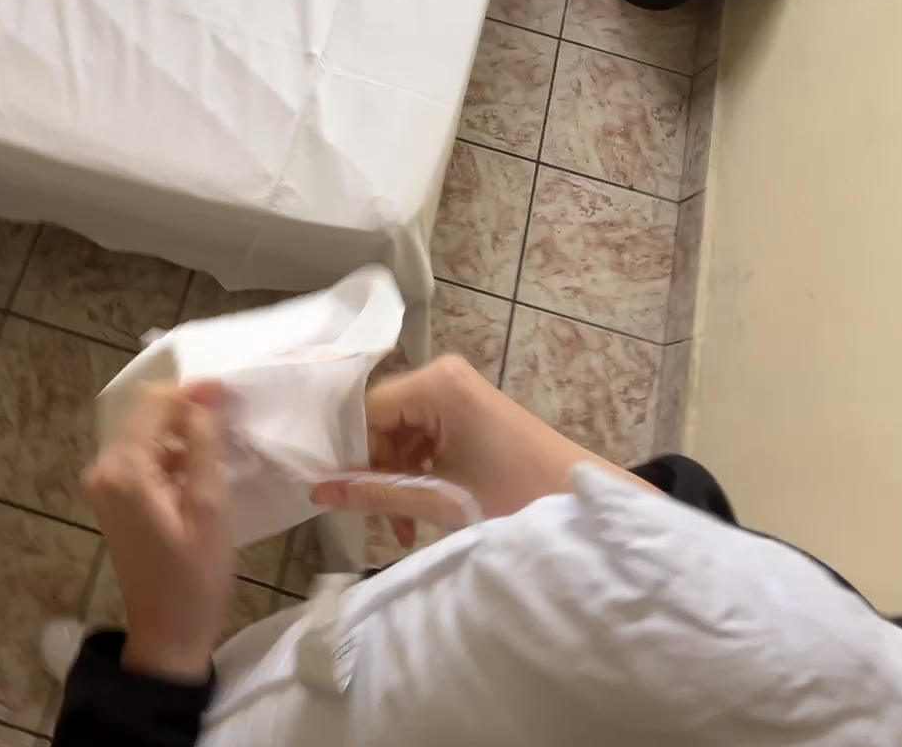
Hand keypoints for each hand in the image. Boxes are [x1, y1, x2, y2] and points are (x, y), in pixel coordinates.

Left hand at [83, 380, 231, 682]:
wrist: (167, 636)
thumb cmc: (194, 575)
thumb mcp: (209, 505)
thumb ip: (205, 441)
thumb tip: (208, 391)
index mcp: (124, 469)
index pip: (156, 402)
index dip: (193, 392)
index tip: (231, 393)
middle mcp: (105, 468)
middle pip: (149, 415)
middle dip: (189, 410)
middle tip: (231, 416)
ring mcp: (106, 484)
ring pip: (149, 435)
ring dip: (183, 432)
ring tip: (224, 441)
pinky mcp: (115, 497)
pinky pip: (145, 457)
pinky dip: (173, 453)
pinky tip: (203, 466)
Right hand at [311, 355, 649, 544]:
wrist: (585, 507)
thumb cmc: (516, 495)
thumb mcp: (441, 497)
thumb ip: (375, 493)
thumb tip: (316, 493)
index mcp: (436, 383)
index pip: (366, 409)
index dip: (348, 449)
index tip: (334, 489)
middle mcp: (441, 377)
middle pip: (381, 420)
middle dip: (374, 469)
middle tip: (372, 513)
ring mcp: (454, 393)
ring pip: (398, 433)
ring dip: (394, 477)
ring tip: (402, 524)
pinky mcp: (465, 413)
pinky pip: (421, 437)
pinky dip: (415, 472)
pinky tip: (418, 509)